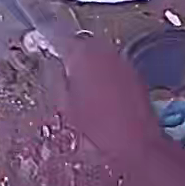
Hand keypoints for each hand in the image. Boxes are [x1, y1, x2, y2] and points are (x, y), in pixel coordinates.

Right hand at [49, 32, 184, 185]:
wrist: (136, 144)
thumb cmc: (96, 127)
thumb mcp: (65, 105)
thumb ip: (57, 79)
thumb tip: (54, 66)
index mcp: (82, 55)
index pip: (63, 40)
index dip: (54, 47)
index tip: (48, 54)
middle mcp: (104, 51)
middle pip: (83, 44)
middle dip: (74, 55)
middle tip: (65, 72)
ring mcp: (122, 61)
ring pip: (100, 53)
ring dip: (91, 63)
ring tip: (83, 84)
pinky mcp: (135, 73)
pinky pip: (113, 65)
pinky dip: (105, 72)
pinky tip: (102, 92)